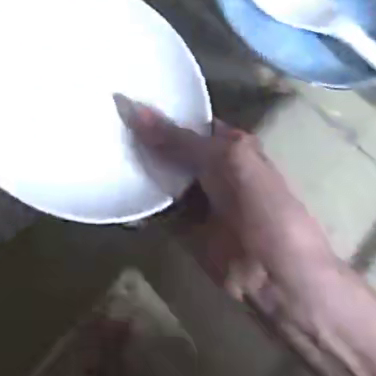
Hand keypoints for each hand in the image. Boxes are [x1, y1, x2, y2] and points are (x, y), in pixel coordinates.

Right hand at [117, 97, 340, 317]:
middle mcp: (209, 167)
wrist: (278, 279)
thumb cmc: (265, 210)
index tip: (122, 96)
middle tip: (101, 121)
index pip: (187, 119)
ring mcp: (192, 197)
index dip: (159, 109)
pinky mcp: (178, 225)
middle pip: (166, 146)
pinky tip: (107, 186)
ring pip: (155, 175)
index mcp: (229, 145)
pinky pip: (149, 206)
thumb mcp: (227, 161)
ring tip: (96, 147)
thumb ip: (178, 138)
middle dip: (138, 136)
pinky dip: (132, 200)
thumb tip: (130, 106)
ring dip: (132, 166)